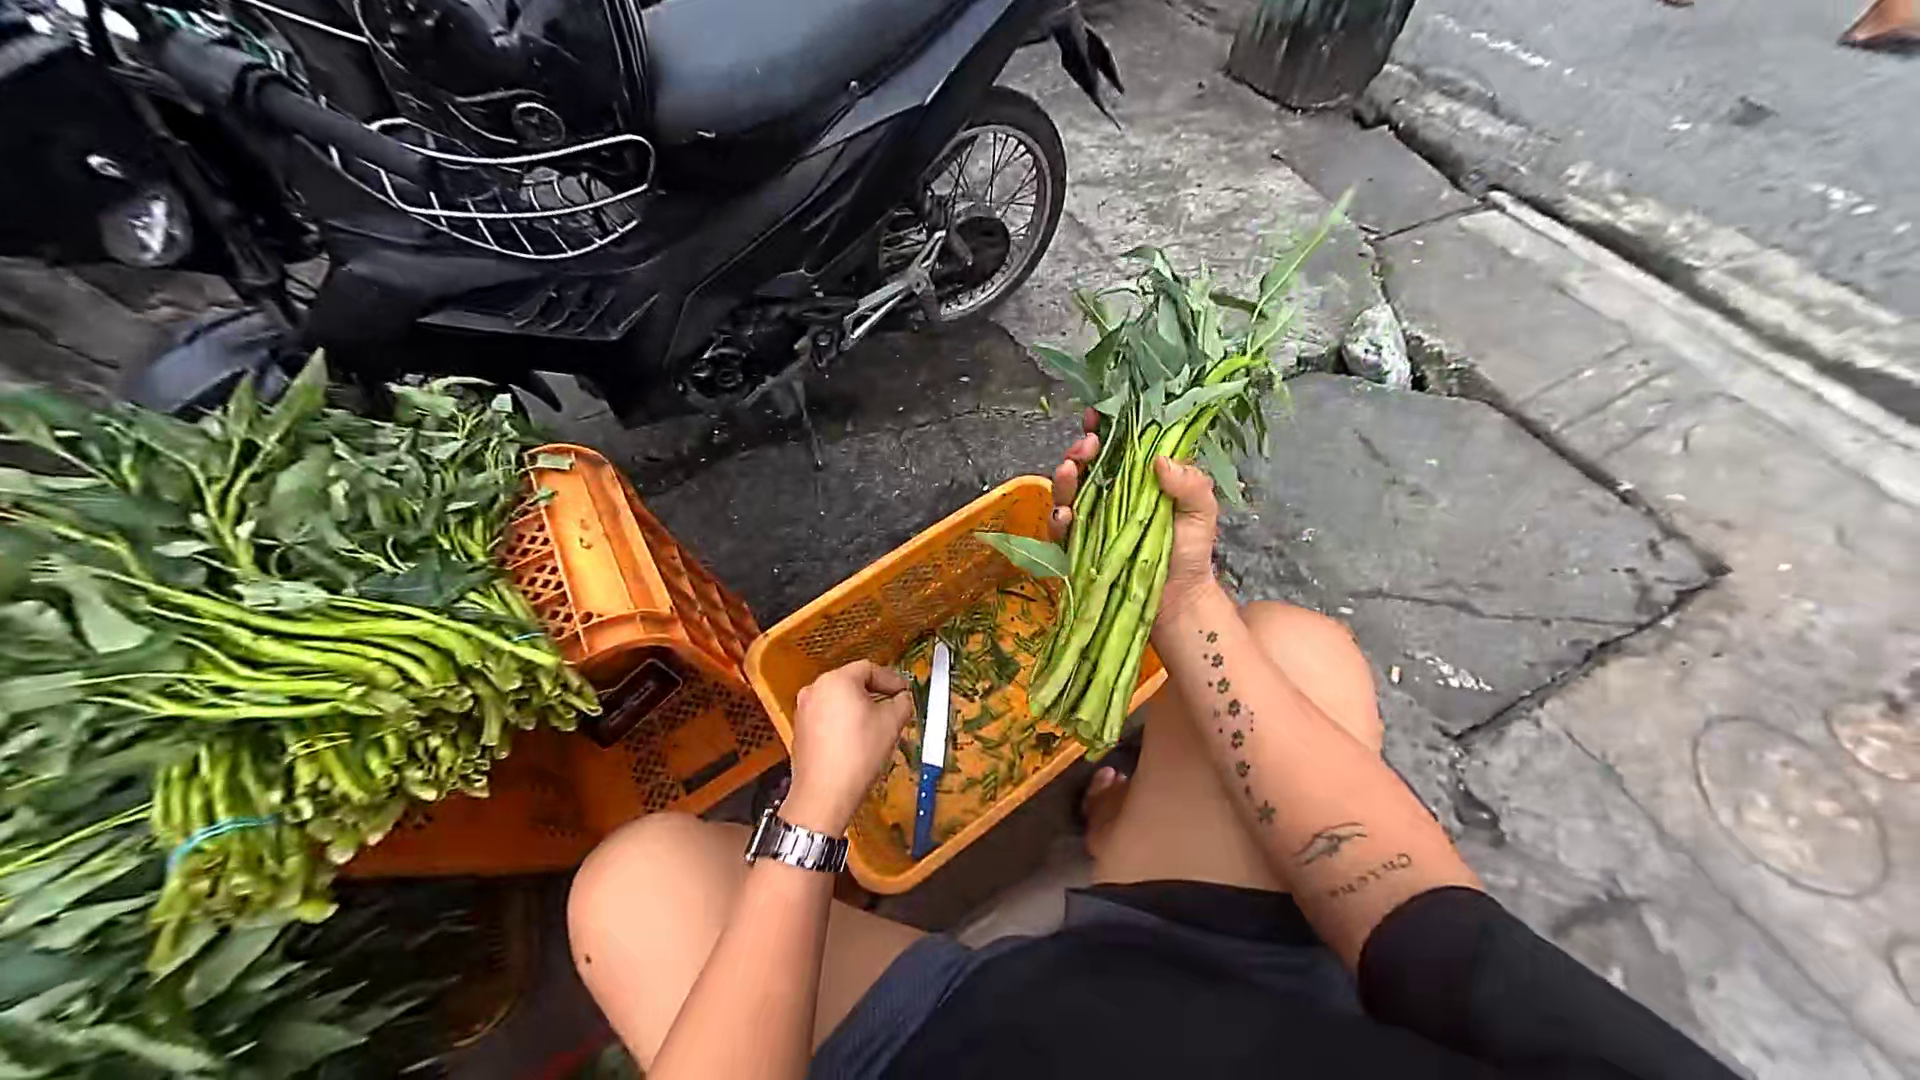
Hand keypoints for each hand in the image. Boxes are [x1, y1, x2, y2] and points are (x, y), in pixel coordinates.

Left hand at [784, 660, 914, 834]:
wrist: (824, 794)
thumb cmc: (858, 754)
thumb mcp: (892, 723)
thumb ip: (903, 702)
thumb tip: (903, 698)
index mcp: (837, 680)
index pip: (869, 668)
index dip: (891, 680)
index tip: (903, 691)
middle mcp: (815, 689)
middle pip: (852, 682)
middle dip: (875, 693)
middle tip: (894, 706)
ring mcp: (804, 710)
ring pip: (838, 700)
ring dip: (859, 708)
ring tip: (877, 726)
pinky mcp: (800, 730)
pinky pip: (826, 717)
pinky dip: (843, 722)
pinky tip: (857, 740)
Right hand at [1049, 408, 1221, 624]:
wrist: (1177, 598)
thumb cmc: (1189, 551)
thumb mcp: (1200, 511)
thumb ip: (1190, 484)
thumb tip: (1159, 461)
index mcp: (1136, 478)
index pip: (1113, 446)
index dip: (1101, 428)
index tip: (1097, 416)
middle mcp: (1108, 495)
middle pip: (1083, 465)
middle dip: (1079, 450)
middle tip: (1087, 445)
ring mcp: (1090, 521)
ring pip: (1066, 492)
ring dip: (1063, 478)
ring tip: (1068, 470)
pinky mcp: (1078, 547)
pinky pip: (1060, 530)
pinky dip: (1058, 519)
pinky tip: (1065, 514)